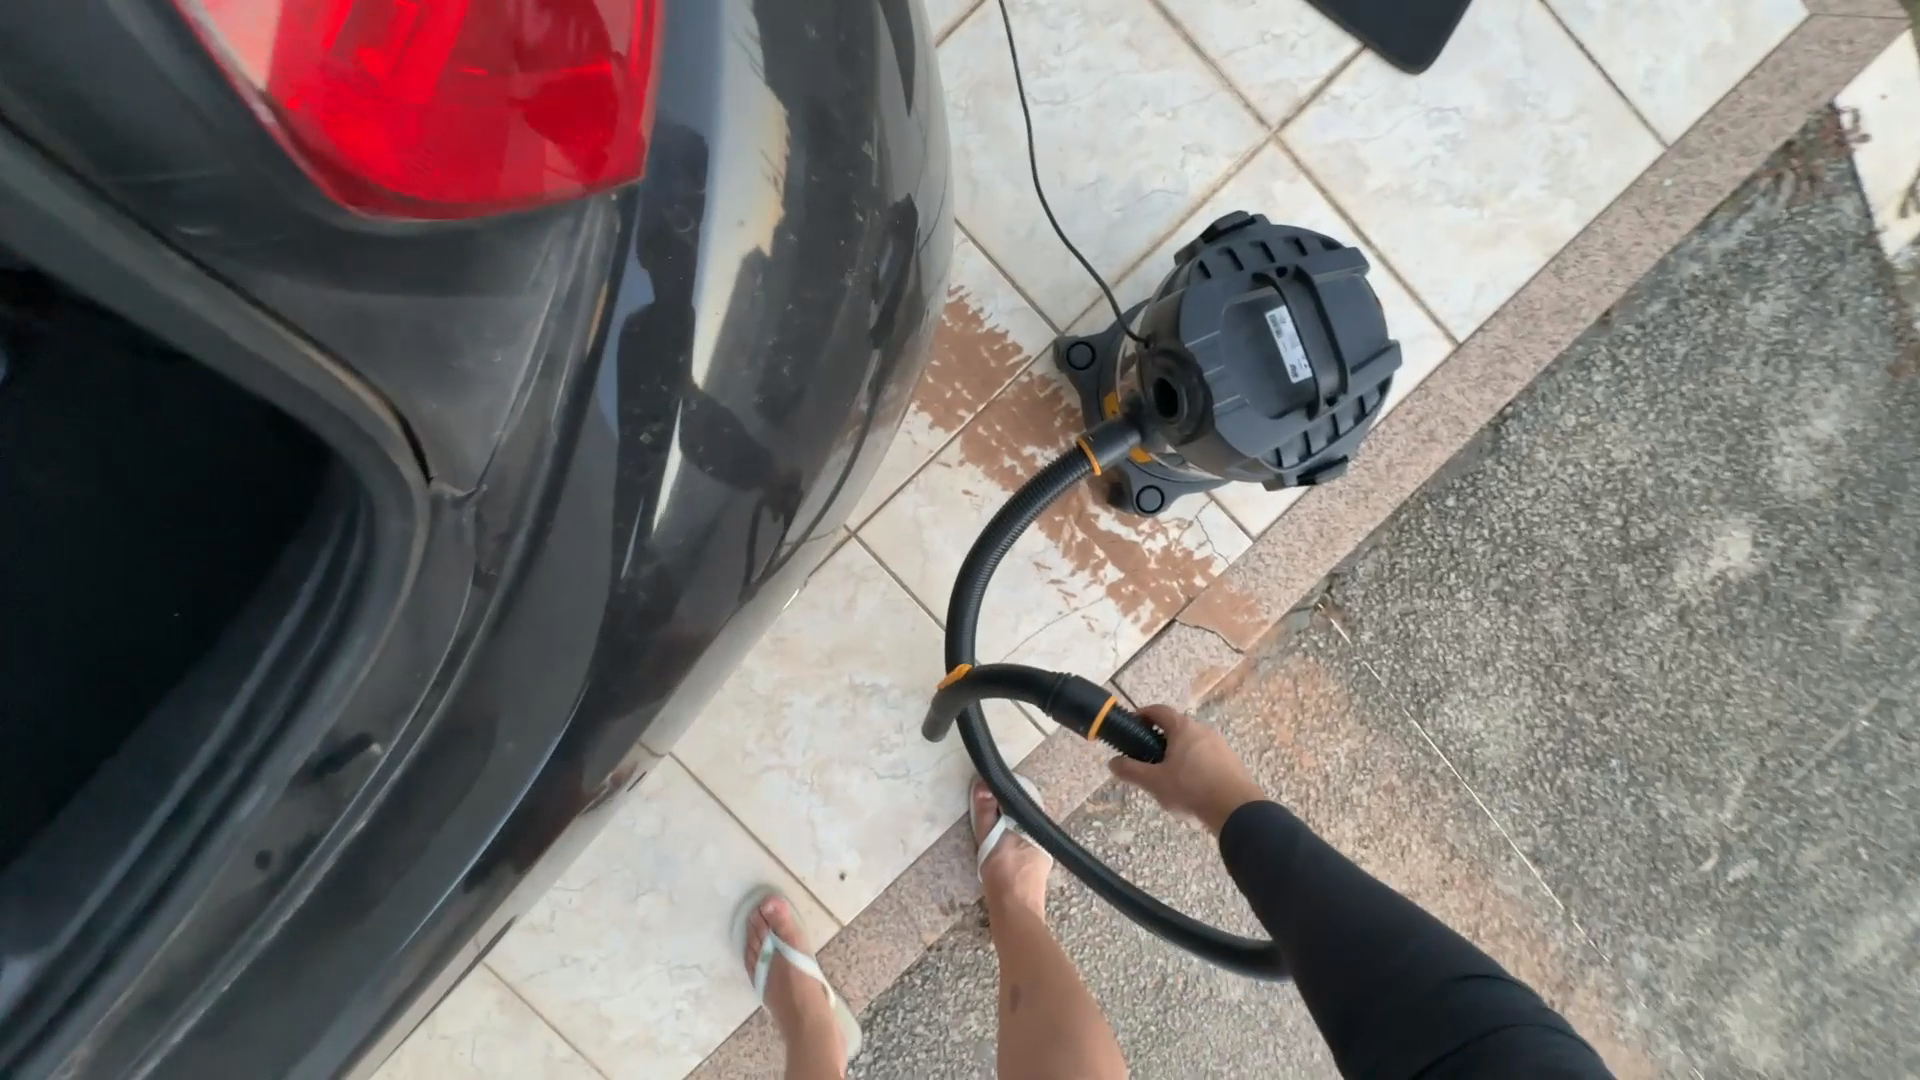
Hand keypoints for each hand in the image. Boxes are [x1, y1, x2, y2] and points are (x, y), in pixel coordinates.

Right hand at [1107, 706, 1266, 835]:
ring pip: (1192, 743)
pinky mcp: (1232, 762)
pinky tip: (1192, 788)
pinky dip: (1195, 765)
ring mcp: (1220, 745)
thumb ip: (1131, 771)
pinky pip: (1207, 757)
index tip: (1132, 727)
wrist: (1237, 811)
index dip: (1143, 715)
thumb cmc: (1191, 789)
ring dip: (1178, 753)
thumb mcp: (1154, 782)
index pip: (1158, 710)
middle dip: (1160, 739)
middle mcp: (1203, 730)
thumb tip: (1112, 763)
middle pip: (1176, 727)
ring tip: (1169, 777)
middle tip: (1148, 758)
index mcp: (1183, 728)